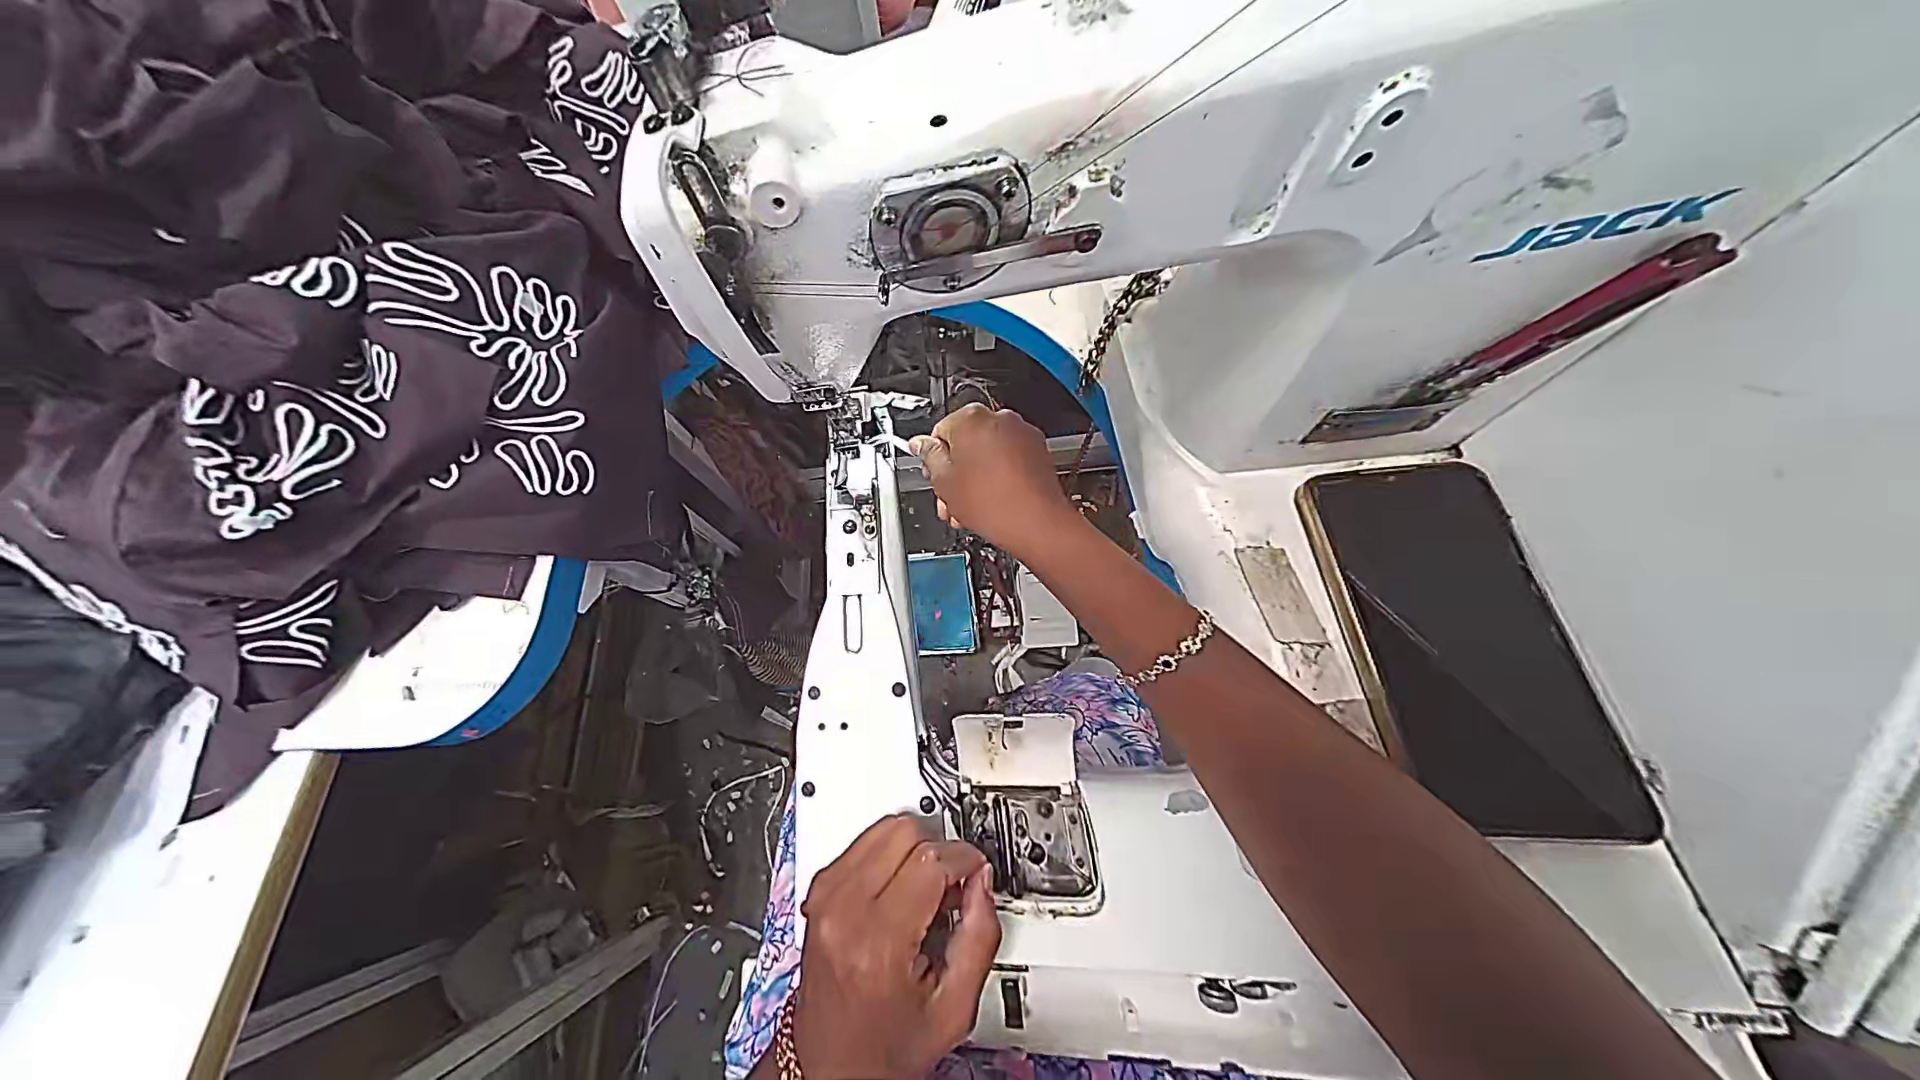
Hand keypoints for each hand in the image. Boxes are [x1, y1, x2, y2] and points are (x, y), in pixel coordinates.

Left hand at [793, 815, 1000, 1078]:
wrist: (831, 1064)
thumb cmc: (883, 1046)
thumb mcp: (953, 1009)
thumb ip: (979, 939)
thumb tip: (982, 883)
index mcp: (876, 942)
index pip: (930, 860)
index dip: (964, 859)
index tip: (976, 872)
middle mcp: (843, 910)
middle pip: (906, 832)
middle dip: (941, 851)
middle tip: (953, 886)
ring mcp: (826, 896)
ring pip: (886, 827)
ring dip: (915, 848)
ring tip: (927, 889)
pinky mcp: (819, 890)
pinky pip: (865, 841)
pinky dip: (891, 853)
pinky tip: (902, 887)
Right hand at [908, 404, 1079, 560]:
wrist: (1036, 523)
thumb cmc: (995, 503)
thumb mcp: (944, 481)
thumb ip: (928, 456)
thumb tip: (921, 445)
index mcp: (971, 417)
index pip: (939, 432)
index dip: (933, 460)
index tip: (934, 476)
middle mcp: (999, 418)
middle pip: (964, 443)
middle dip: (954, 472)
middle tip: (950, 496)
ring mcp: (1021, 434)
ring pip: (986, 453)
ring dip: (974, 478)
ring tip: (969, 507)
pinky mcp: (1037, 451)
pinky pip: (1008, 460)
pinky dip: (997, 477)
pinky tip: (990, 502)